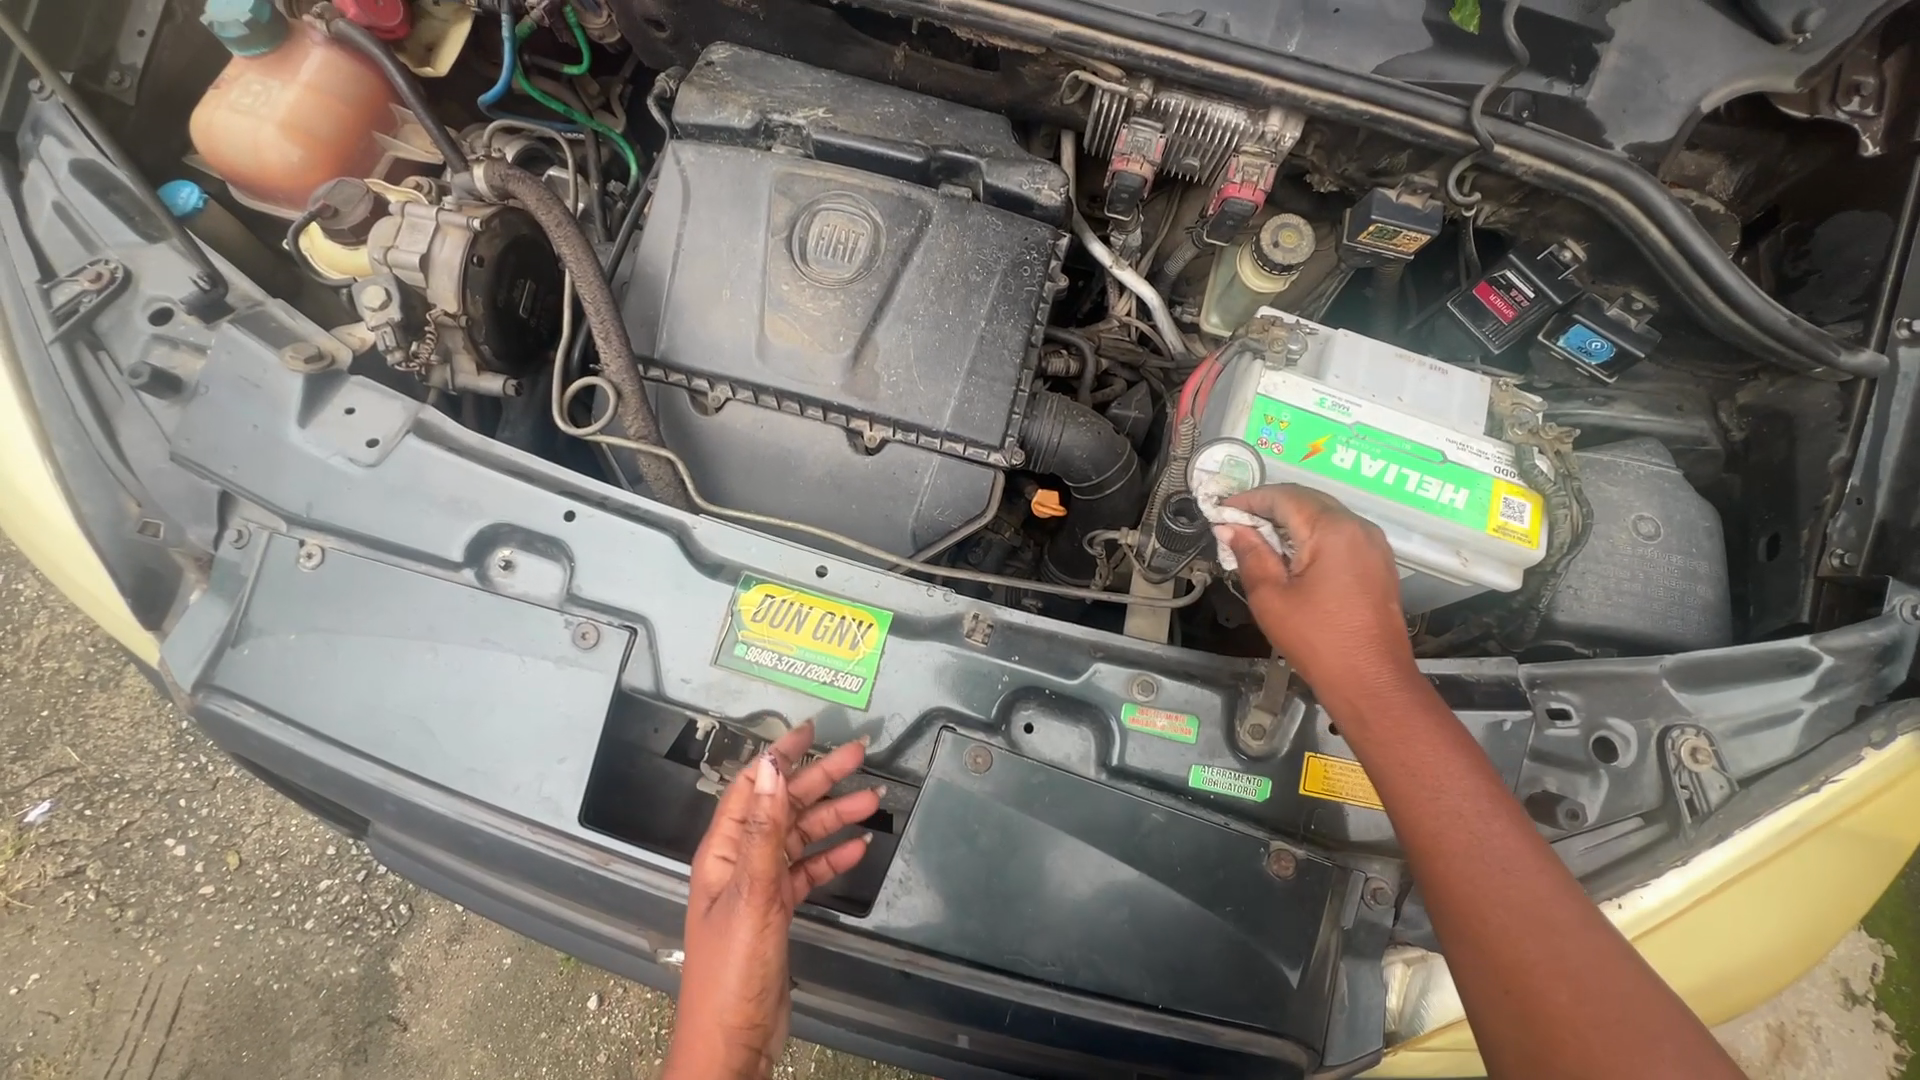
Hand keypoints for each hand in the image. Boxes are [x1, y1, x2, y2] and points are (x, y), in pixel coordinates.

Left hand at [664, 722, 879, 1079]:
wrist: (731, 1045)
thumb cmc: (732, 970)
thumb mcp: (753, 895)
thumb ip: (764, 831)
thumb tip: (770, 768)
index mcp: (724, 852)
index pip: (753, 789)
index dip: (780, 757)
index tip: (810, 731)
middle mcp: (741, 863)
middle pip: (784, 808)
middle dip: (821, 781)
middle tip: (859, 756)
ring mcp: (761, 889)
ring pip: (801, 839)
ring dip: (834, 819)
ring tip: (873, 802)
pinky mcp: (778, 912)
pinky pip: (808, 873)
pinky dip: (831, 858)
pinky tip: (857, 849)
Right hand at [1215, 485, 1419, 709]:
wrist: (1370, 680)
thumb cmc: (1316, 640)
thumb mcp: (1270, 597)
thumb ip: (1250, 554)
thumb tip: (1230, 528)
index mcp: (1332, 530)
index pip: (1284, 497)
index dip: (1249, 499)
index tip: (1221, 510)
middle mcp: (1358, 527)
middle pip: (1307, 500)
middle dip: (1269, 506)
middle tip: (1235, 521)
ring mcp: (1373, 544)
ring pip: (1325, 514)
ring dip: (1290, 519)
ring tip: (1257, 536)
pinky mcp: (1378, 562)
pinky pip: (1340, 533)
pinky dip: (1311, 533)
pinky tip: (1289, 553)